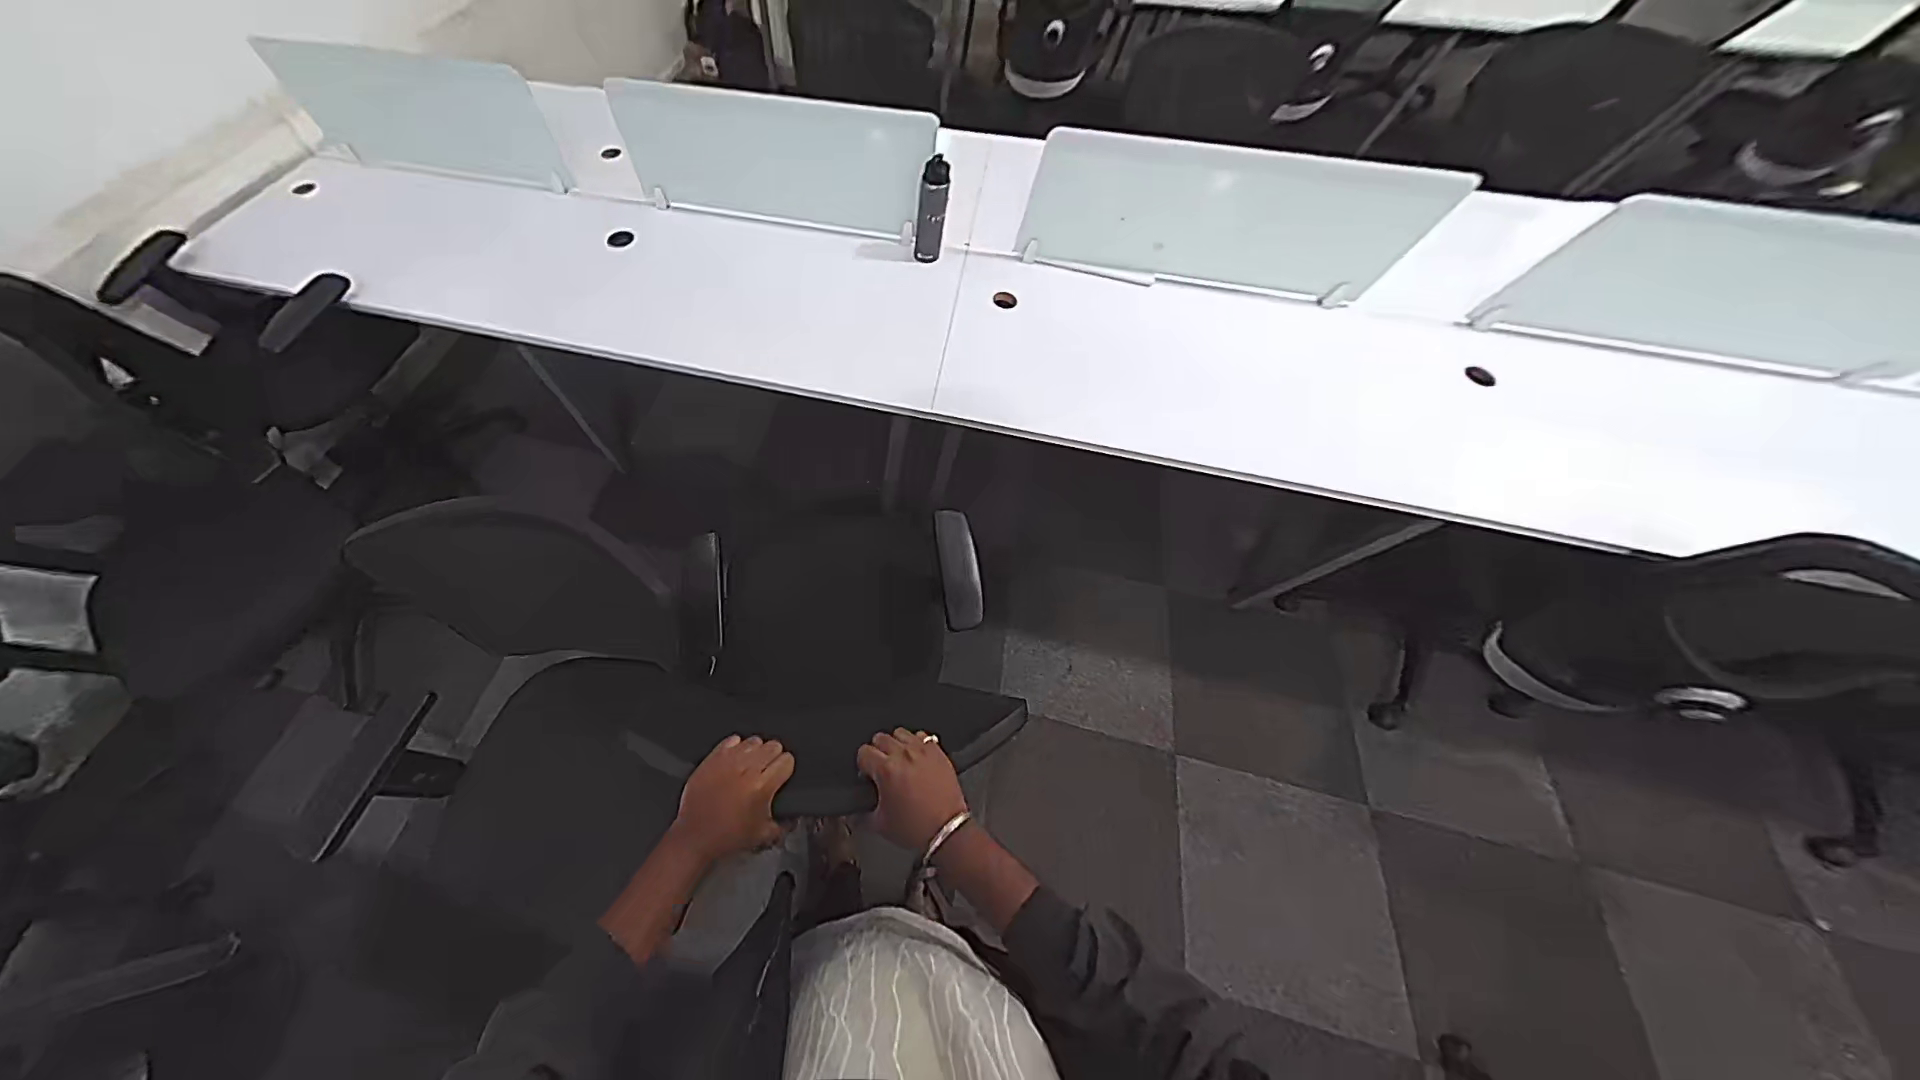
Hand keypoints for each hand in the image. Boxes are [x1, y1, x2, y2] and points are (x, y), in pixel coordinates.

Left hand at [668, 735, 793, 864]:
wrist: (694, 837)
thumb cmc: (726, 837)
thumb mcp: (762, 835)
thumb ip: (784, 825)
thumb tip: (795, 819)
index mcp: (762, 786)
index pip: (787, 760)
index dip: (786, 767)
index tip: (782, 774)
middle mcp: (747, 769)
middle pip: (773, 746)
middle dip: (774, 756)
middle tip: (767, 769)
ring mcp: (728, 762)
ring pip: (754, 740)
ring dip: (756, 751)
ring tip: (751, 764)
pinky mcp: (712, 759)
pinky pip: (731, 740)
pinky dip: (736, 747)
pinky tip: (734, 759)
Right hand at [856, 728, 967, 851]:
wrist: (946, 830)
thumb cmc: (916, 827)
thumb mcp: (880, 824)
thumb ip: (861, 814)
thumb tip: (853, 812)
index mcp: (886, 770)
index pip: (864, 752)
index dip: (862, 764)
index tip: (867, 773)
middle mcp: (904, 755)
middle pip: (880, 738)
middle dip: (877, 752)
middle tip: (881, 767)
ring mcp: (922, 751)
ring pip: (901, 733)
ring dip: (896, 744)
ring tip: (899, 760)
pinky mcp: (938, 752)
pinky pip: (922, 736)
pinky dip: (916, 744)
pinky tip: (916, 757)